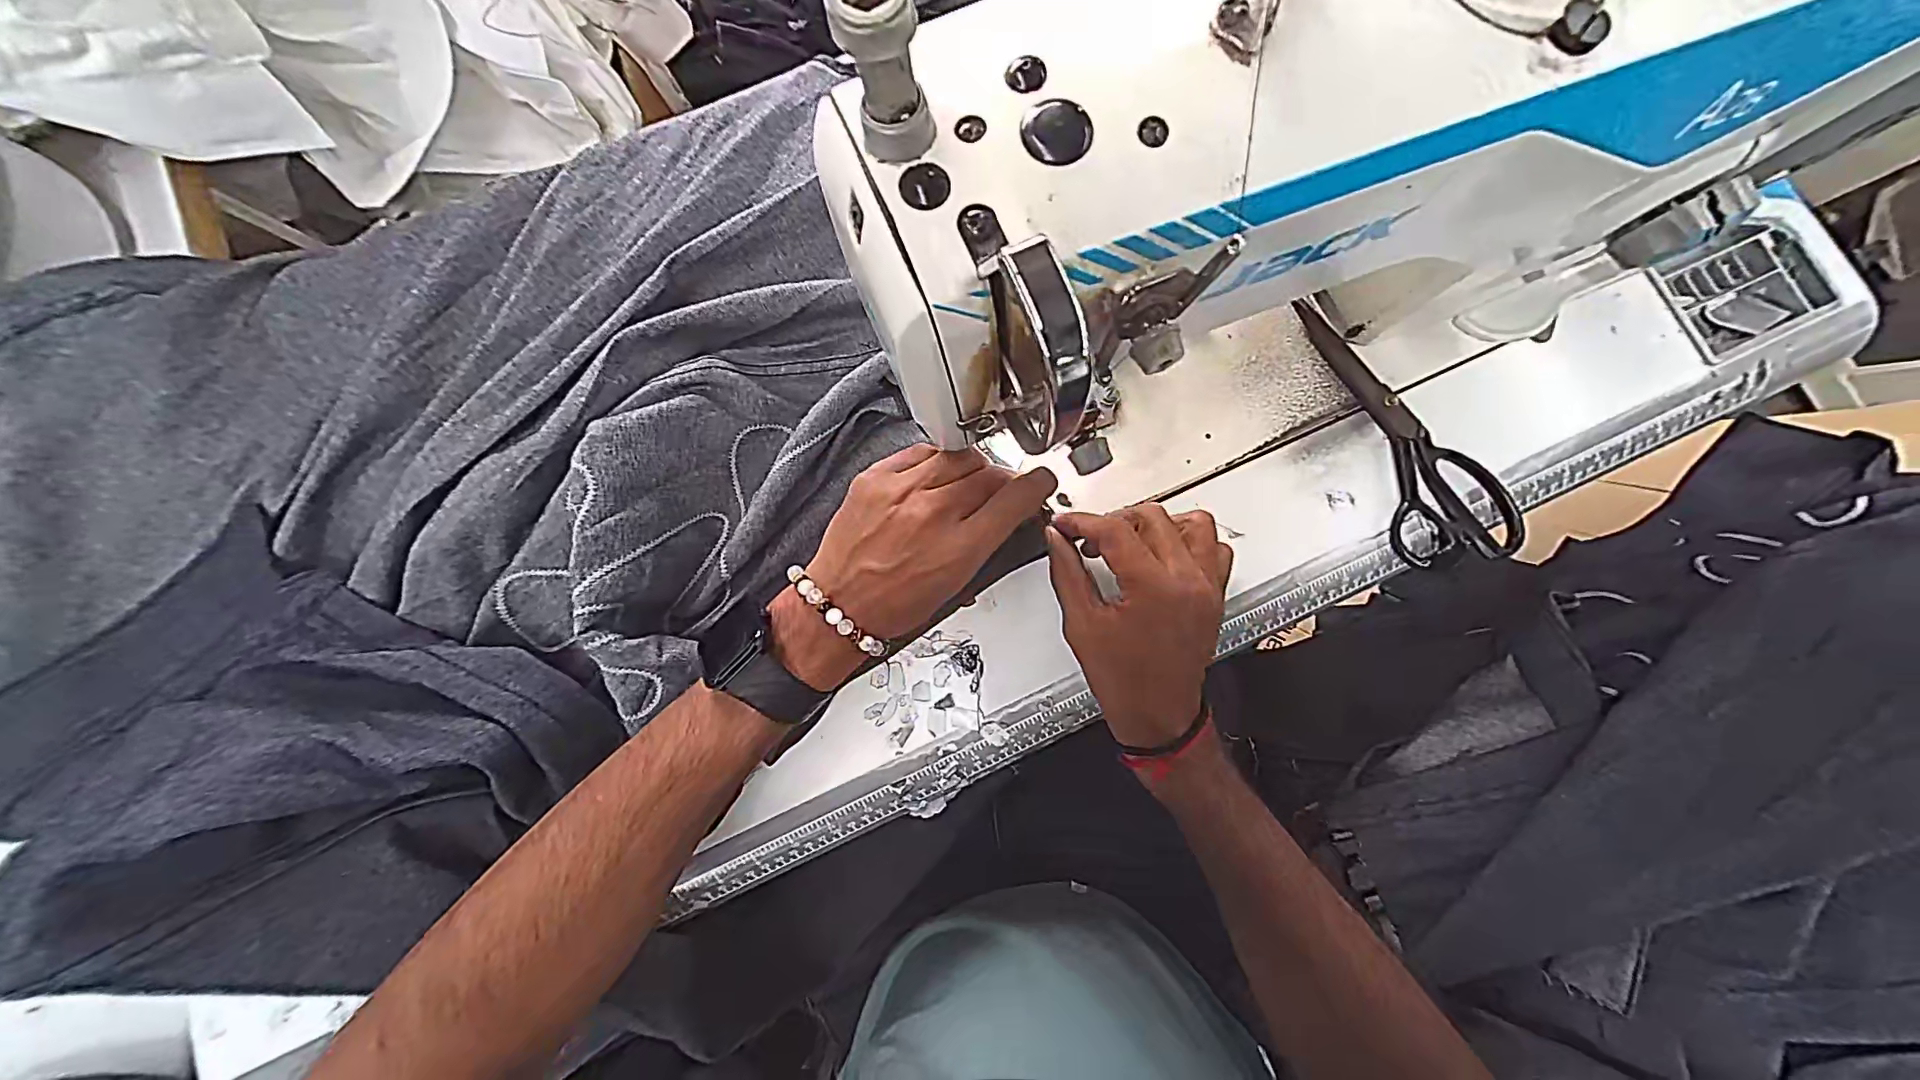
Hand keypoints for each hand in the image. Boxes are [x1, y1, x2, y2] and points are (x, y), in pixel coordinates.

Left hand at [771, 445, 1056, 688]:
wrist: (839, 604)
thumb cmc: (894, 605)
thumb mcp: (958, 585)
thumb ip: (989, 544)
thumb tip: (1010, 516)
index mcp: (960, 547)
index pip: (1016, 497)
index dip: (1037, 485)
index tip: (1039, 484)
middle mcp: (933, 513)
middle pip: (991, 473)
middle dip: (1003, 483)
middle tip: (998, 494)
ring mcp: (902, 491)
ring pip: (961, 457)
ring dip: (972, 470)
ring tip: (964, 487)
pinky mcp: (876, 477)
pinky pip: (923, 451)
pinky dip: (937, 461)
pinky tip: (935, 476)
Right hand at [1045, 505, 1233, 748]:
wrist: (1159, 715)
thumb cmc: (1126, 682)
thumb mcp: (1082, 624)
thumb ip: (1067, 572)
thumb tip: (1058, 540)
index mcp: (1153, 587)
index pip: (1114, 529)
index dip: (1082, 521)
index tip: (1066, 525)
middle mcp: (1187, 581)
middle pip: (1151, 517)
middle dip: (1113, 521)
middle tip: (1089, 539)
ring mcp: (1206, 587)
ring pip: (1192, 523)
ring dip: (1156, 523)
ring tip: (1130, 540)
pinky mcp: (1214, 595)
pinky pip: (1215, 548)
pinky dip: (1192, 541)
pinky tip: (1166, 552)